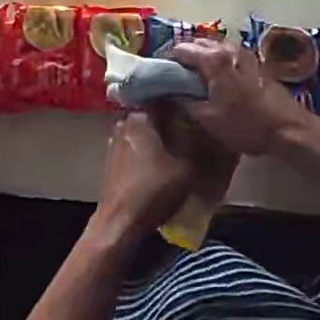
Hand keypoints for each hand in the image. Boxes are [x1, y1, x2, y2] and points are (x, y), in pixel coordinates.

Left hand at [91, 108, 195, 243]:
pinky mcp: (113, 155)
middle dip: (172, 120)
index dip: (183, 103)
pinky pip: (136, 143)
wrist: (120, 220)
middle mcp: (124, 121)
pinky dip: (149, 147)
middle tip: (194, 128)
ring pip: (144, 129)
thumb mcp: (186, 167)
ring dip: (160, 135)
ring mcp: (116, 138)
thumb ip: (196, 143)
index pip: (164, 99)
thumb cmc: (153, 190)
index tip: (200, 108)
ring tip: (182, 144)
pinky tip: (162, 158)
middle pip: (153, 114)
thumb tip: (206, 127)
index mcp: (140, 116)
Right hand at [170, 38, 319, 158]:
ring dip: (202, 57)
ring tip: (195, 76)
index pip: (180, 49)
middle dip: (184, 56)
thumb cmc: (246, 125)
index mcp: (213, 59)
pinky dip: (218, 60)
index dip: (167, 60)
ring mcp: (245, 53)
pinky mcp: (256, 62)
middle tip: (176, 75)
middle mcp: (228, 49)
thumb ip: (183, 101)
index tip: (161, 73)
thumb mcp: (207, 118)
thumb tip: (168, 91)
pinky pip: (228, 54)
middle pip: (197, 43)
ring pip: (214, 46)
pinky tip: (217, 78)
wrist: (290, 131)